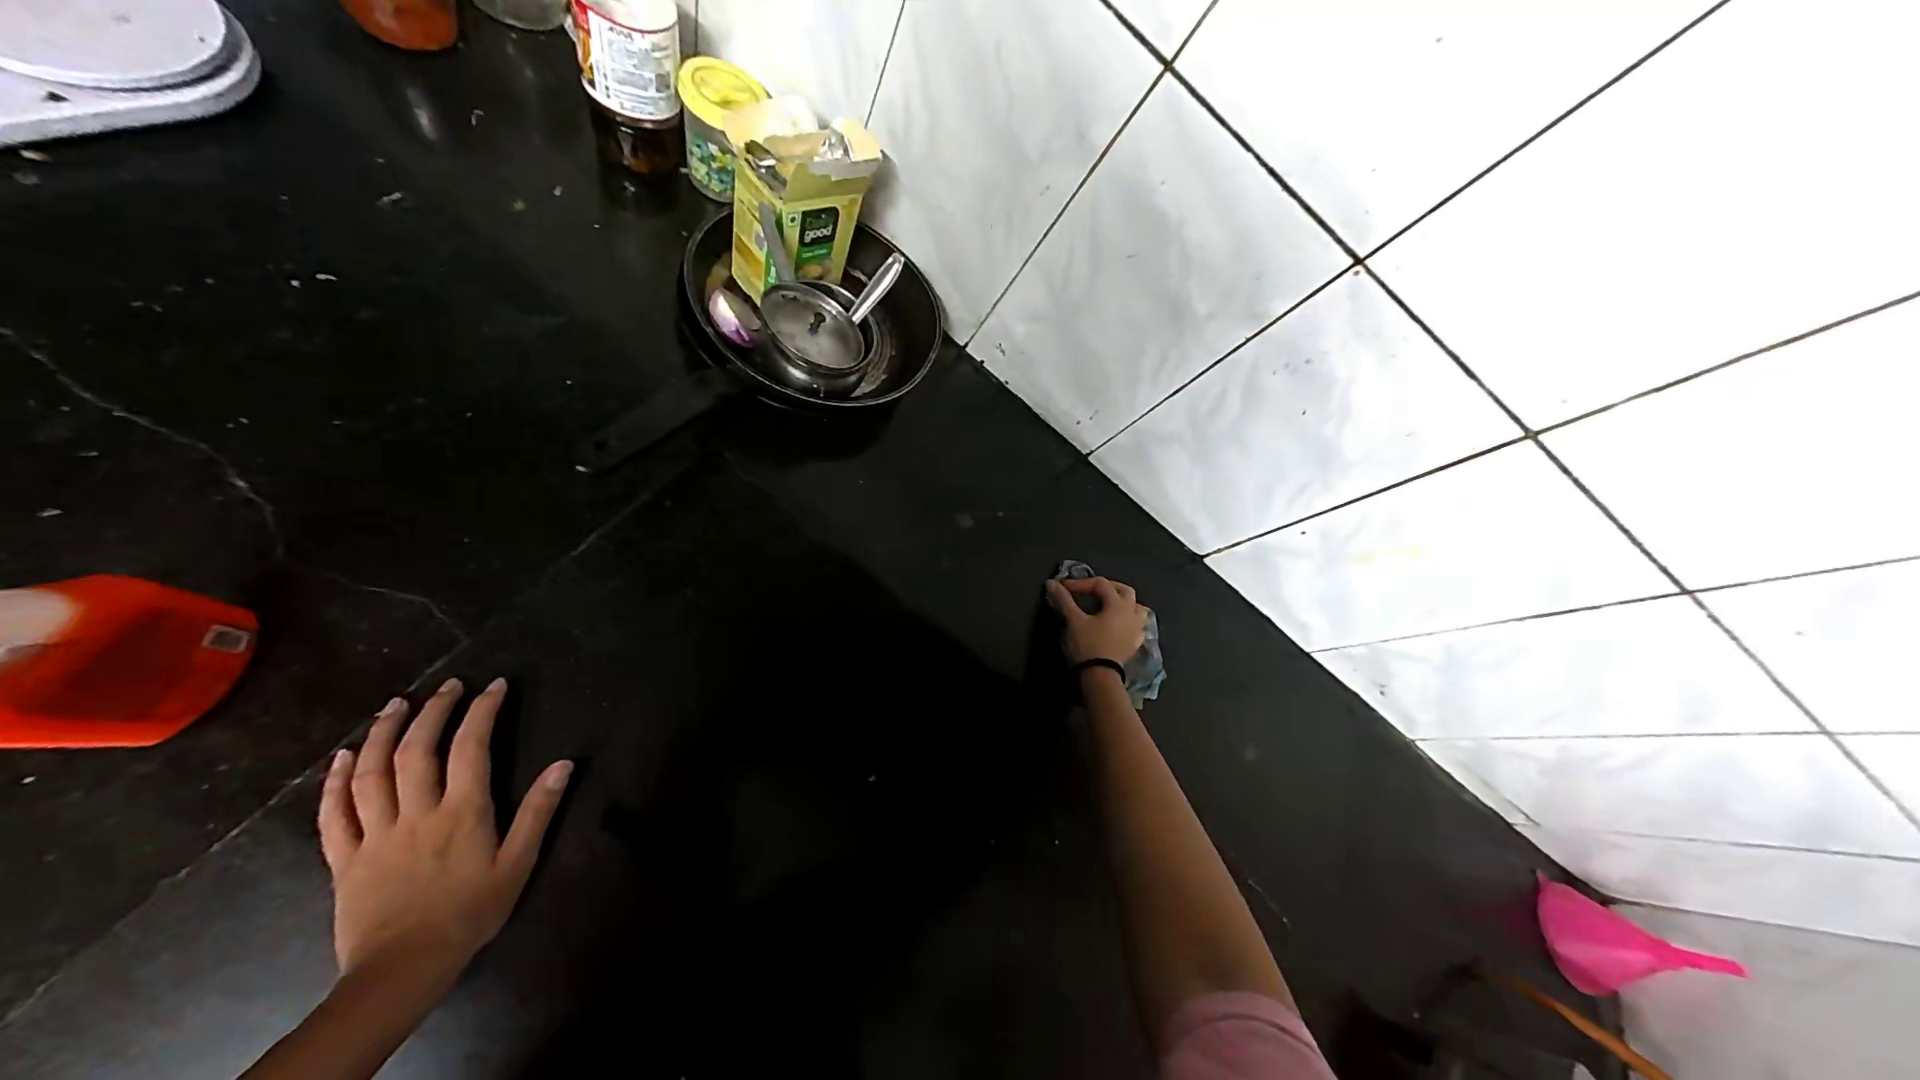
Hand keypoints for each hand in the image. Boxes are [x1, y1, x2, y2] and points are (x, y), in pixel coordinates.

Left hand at [318, 677, 571, 985]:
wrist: (403, 969)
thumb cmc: (470, 913)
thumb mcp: (518, 863)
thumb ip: (538, 811)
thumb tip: (563, 764)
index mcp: (462, 812)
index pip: (472, 748)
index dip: (482, 711)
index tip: (493, 686)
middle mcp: (416, 813)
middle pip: (417, 751)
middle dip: (432, 712)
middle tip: (446, 686)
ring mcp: (375, 834)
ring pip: (370, 774)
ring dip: (381, 733)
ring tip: (394, 705)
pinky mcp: (344, 858)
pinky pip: (332, 815)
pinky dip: (333, 782)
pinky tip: (341, 757)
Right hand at [1045, 576, 1148, 666]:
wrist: (1100, 675)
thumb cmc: (1087, 644)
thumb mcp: (1074, 620)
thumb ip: (1064, 600)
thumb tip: (1051, 583)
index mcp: (1117, 604)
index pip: (1100, 584)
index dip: (1081, 583)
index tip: (1064, 588)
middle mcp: (1131, 612)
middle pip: (1124, 590)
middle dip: (1107, 587)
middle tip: (1090, 590)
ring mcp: (1137, 628)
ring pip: (1136, 607)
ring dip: (1124, 602)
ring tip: (1109, 605)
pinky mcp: (1135, 642)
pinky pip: (1137, 625)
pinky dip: (1129, 620)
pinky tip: (1120, 625)